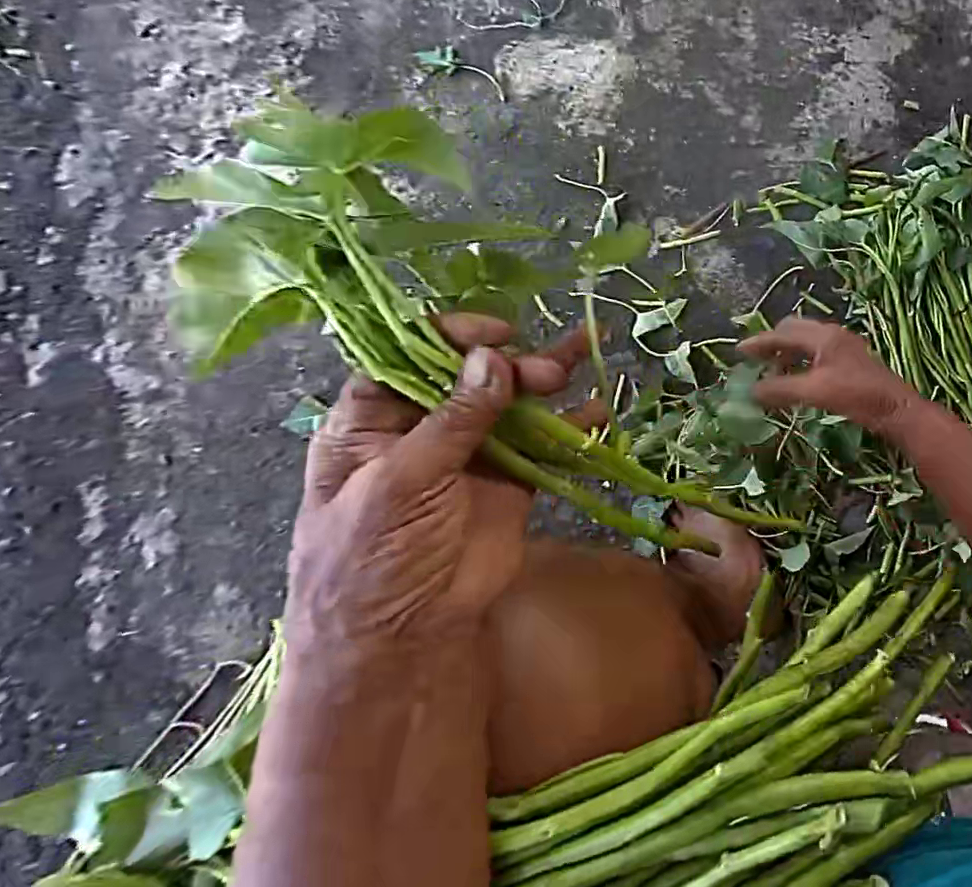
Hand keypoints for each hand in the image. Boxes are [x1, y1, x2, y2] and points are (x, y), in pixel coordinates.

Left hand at [287, 314, 594, 652]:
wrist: (406, 635)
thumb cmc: (373, 558)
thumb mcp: (401, 484)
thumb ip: (452, 421)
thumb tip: (492, 360)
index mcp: (375, 421)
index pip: (408, 357)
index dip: (449, 337)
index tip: (494, 335)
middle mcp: (425, 427)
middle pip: (472, 375)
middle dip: (509, 364)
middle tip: (544, 373)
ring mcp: (473, 452)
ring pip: (513, 402)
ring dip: (545, 380)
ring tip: (578, 363)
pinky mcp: (512, 478)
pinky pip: (545, 442)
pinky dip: (572, 426)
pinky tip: (597, 411)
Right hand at [739, 317, 920, 433]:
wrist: (896, 409)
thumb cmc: (857, 396)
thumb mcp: (815, 392)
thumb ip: (782, 390)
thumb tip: (752, 391)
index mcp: (823, 337)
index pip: (782, 333)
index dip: (759, 343)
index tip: (739, 352)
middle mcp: (833, 335)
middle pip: (794, 330)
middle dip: (773, 343)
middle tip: (755, 360)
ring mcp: (844, 346)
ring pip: (807, 341)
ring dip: (787, 353)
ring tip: (772, 372)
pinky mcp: (851, 360)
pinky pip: (817, 352)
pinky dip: (801, 360)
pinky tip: (798, 379)